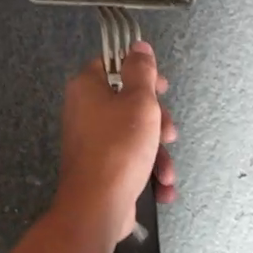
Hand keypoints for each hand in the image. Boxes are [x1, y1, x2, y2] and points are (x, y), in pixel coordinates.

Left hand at [52, 42, 178, 246]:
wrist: (97, 207)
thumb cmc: (119, 146)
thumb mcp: (139, 101)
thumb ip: (142, 71)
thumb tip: (139, 45)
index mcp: (87, 87)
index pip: (114, 66)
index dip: (141, 73)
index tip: (162, 88)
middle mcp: (84, 110)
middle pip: (129, 103)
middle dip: (157, 122)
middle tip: (168, 133)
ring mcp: (91, 141)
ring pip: (134, 135)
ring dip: (157, 154)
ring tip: (166, 171)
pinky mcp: (100, 168)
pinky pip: (129, 161)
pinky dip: (147, 172)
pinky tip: (162, 188)